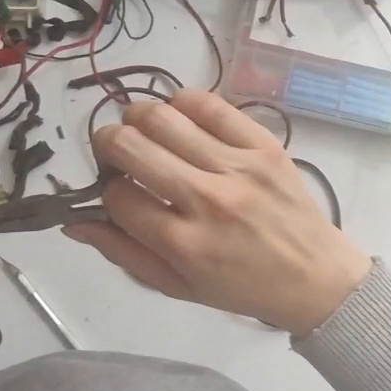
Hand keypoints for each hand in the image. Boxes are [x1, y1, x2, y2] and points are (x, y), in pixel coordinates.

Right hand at [65, 90, 369, 334]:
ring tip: (144, 133)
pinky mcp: (264, 144)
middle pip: (130, 146)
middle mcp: (208, 200)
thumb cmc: (242, 288)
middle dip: (108, 146)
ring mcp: (238, 167)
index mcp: (184, 244)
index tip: (117, 193)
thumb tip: (74, 222)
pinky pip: (209, 104)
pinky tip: (179, 121)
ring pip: (163, 116)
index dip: (107, 191)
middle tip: (118, 155)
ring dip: (137, 118)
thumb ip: (124, 254)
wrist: (315, 278)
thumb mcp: (178, 286)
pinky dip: (182, 103)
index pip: (118, 196)